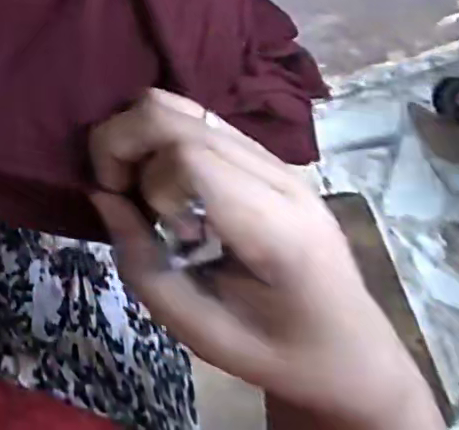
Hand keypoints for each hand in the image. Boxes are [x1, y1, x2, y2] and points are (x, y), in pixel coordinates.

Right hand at [89, 90, 441, 429]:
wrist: (356, 353)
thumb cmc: (279, 354)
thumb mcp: (202, 333)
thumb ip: (142, 263)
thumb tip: (102, 195)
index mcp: (277, 228)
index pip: (190, 157)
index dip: (147, 179)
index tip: (142, 218)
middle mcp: (277, 176)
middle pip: (173, 114)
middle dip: (120, 140)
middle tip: (116, 187)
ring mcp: (272, 157)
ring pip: (178, 104)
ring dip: (136, 132)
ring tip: (134, 178)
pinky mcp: (261, 151)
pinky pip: (193, 116)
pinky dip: (157, 132)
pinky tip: (160, 174)